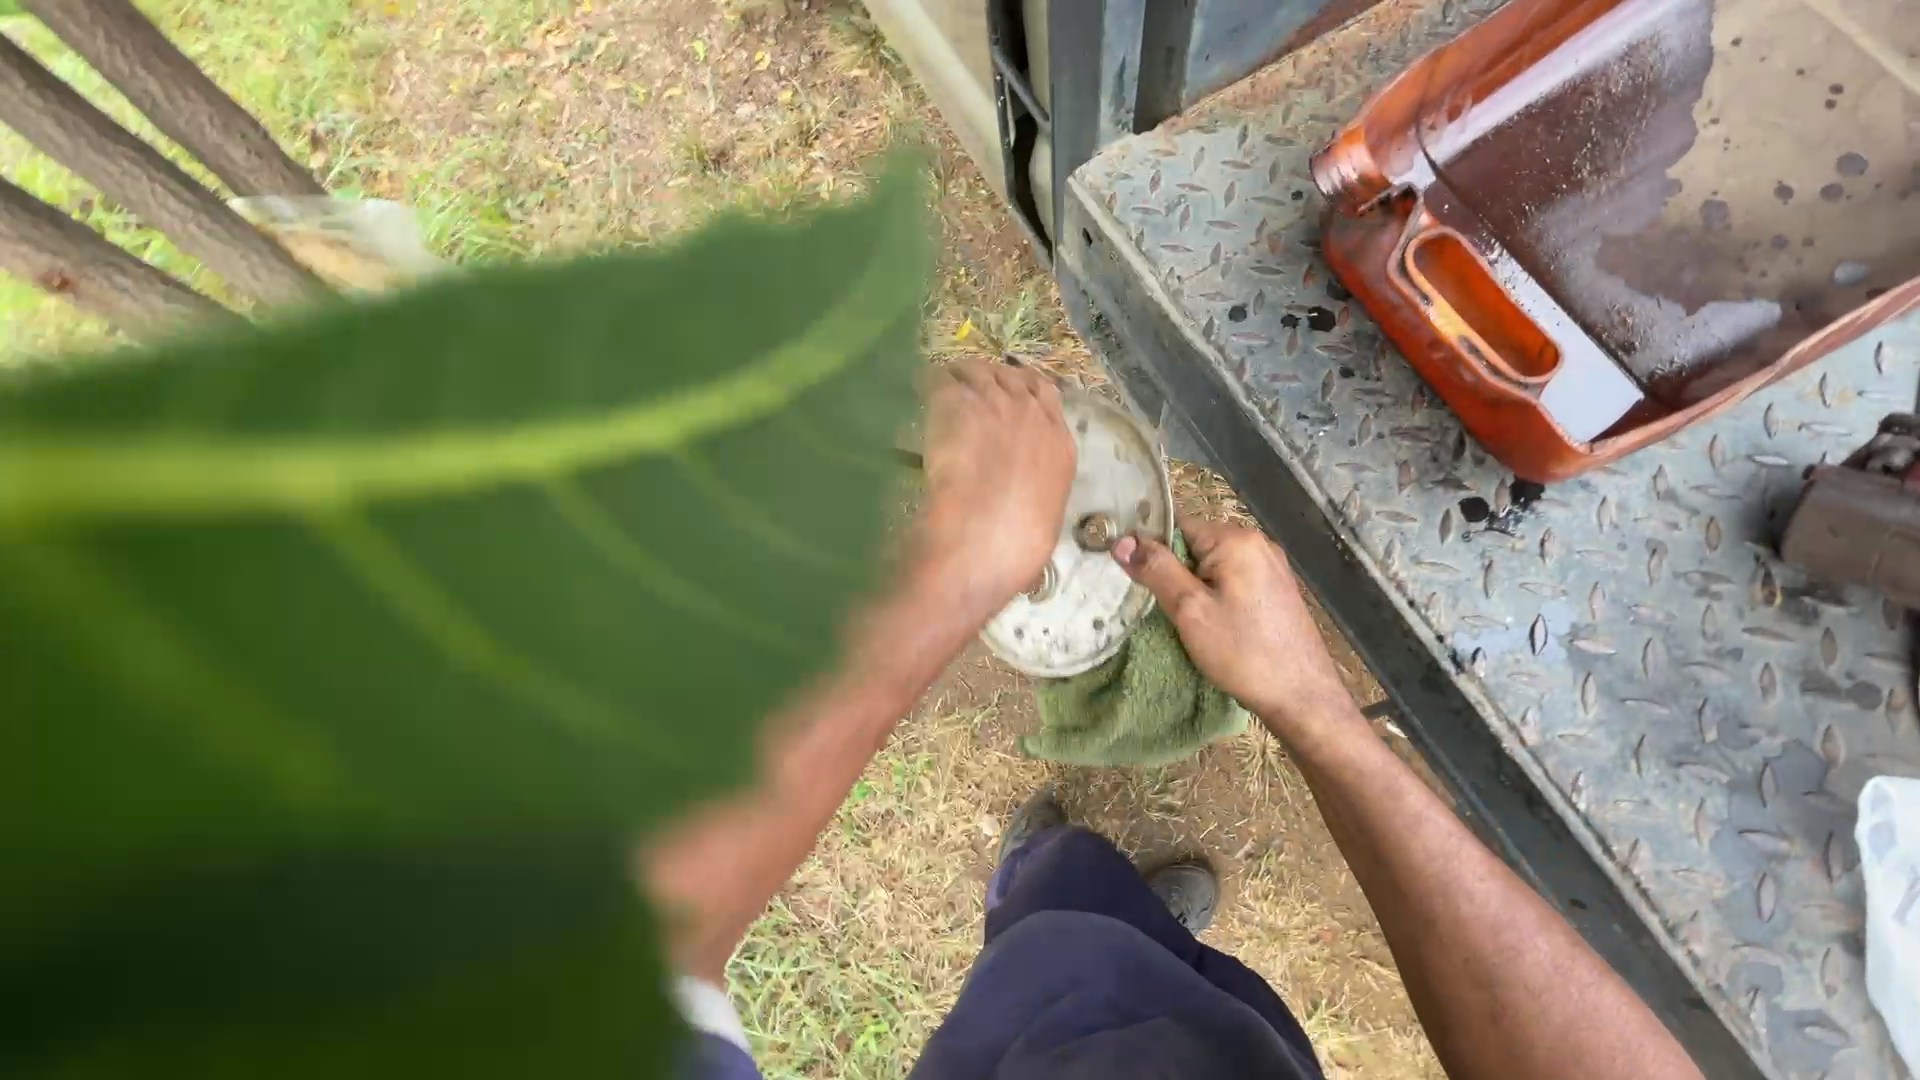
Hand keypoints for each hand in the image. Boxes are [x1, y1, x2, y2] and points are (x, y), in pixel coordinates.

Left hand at [913, 360, 1075, 619]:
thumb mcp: (1042, 519)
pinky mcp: (954, 402)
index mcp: (1058, 445)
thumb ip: (1035, 496)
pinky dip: (930, 383)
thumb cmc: (1017, 546)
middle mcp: (1030, 414)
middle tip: (972, 392)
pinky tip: (919, 394)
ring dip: (960, 378)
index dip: (1024, 393)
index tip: (1008, 401)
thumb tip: (1022, 505)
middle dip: (993, 380)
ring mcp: (993, 403)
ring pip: (976, 370)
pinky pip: (940, 378)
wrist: (982, 536)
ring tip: (943, 391)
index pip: (1046, 396)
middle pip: (1011, 376)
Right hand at [1111, 516, 1350, 739]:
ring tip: (1188, 618)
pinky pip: (1232, 577)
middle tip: (1164, 606)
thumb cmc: (1242, 652)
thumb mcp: (1190, 610)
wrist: (1302, 696)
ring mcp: (1270, 565)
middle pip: (1194, 542)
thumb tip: (1122, 541)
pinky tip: (1214, 622)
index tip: (1136, 577)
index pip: (1176, 524)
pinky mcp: (1276, 587)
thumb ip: (1156, 570)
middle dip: (1173, 569)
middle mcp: (1257, 542)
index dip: (1150, 548)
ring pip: (1212, 563)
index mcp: (1235, 539)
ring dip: (1193, 584)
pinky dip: (1214, 593)